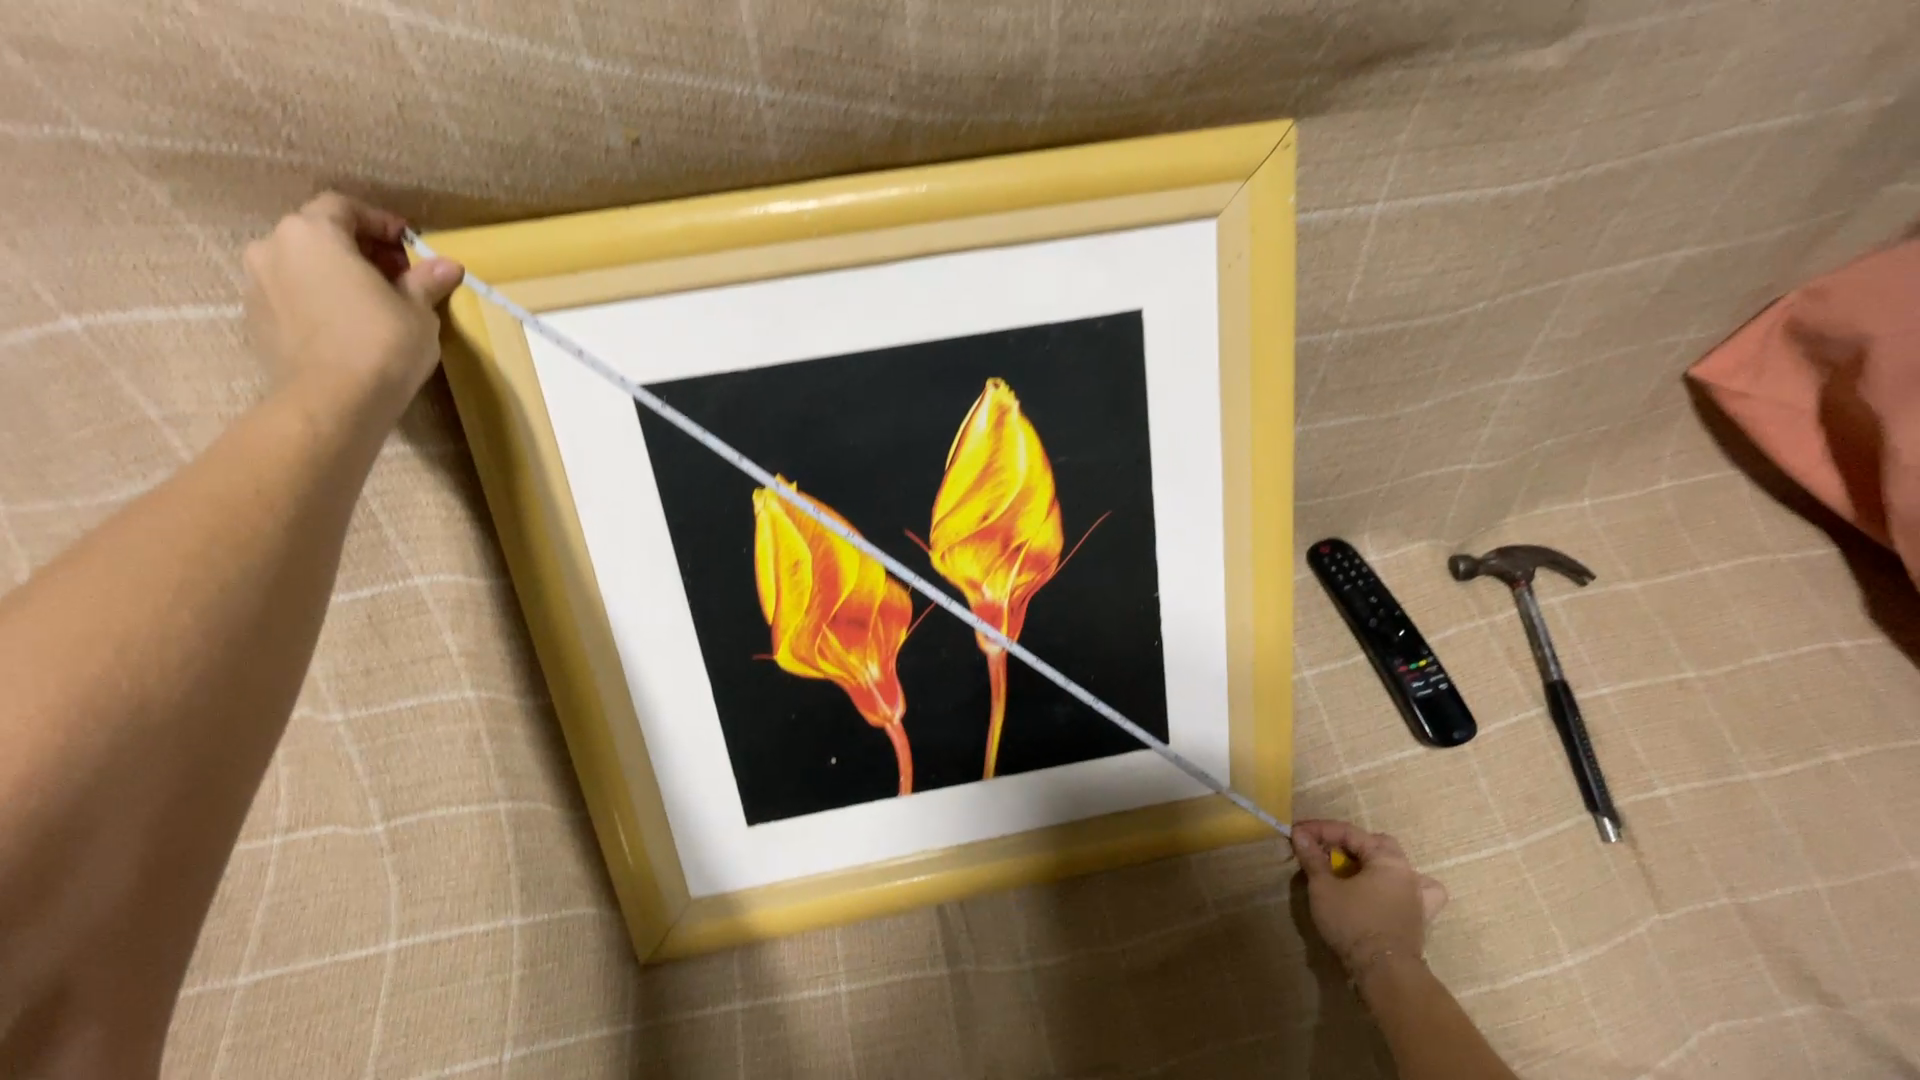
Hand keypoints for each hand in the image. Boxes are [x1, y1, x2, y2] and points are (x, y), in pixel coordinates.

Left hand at [243, 192, 463, 426]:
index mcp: (312, 234)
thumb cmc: (382, 342)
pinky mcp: (254, 319)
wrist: (334, 400)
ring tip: (369, 302)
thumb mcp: (417, 310)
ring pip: (300, 266)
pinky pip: (289, 296)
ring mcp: (256, 284)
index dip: (378, 221)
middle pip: (317, 234)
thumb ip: (425, 281)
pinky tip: (345, 326)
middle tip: (395, 275)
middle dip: (357, 249)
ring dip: (334, 275)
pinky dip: (316, 300)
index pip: (342, 207)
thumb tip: (448, 266)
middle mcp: (273, 248)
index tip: (407, 244)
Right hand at [1293, 820, 1447, 979]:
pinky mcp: (1420, 917)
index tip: (1297, 833)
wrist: (1383, 970)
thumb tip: (1300, 834)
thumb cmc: (1352, 922)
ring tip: (1357, 868)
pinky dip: (1402, 886)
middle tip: (1323, 849)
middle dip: (1347, 842)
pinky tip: (1391, 892)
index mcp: (1387, 859)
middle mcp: (1407, 872)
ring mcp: (1418, 895)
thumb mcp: (1324, 887)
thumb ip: (1313, 858)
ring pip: (1398, 865)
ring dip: (1375, 861)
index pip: (1349, 833)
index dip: (1320, 830)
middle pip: (1376, 844)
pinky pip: (1417, 892)